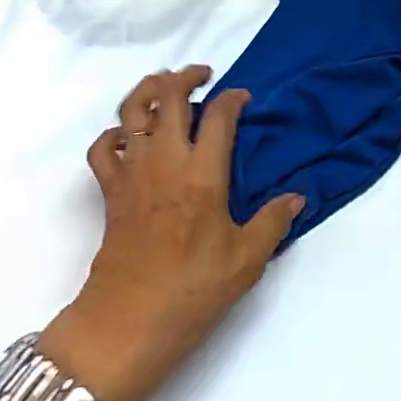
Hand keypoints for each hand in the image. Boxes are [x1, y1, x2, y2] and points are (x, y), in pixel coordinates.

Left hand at [41, 66, 303, 400]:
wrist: (125, 325)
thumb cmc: (191, 291)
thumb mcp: (246, 261)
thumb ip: (273, 222)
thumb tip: (297, 196)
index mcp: (202, 174)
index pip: (219, 115)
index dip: (233, 97)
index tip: (243, 98)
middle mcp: (165, 161)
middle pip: (167, 96)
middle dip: (187, 76)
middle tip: (204, 75)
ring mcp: (132, 173)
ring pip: (130, 110)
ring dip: (148, 89)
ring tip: (166, 87)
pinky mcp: (110, 191)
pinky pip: (103, 147)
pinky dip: (115, 133)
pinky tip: (131, 137)